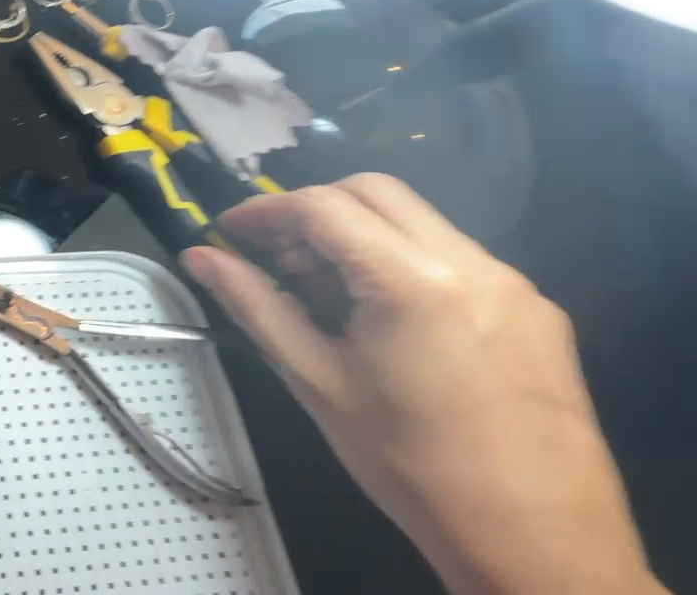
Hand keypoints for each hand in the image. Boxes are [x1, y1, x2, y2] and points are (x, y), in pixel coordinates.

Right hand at [183, 174, 663, 594]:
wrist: (540, 547)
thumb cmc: (408, 462)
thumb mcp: (313, 377)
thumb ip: (252, 303)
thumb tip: (197, 256)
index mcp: (414, 282)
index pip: (322, 206)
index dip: (263, 210)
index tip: (227, 232)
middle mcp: (474, 266)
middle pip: (372, 191)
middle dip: (310, 210)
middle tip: (272, 254)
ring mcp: (514, 286)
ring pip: (414, 219)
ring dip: (354, 232)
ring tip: (320, 288)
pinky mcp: (536, 312)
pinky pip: (450, 255)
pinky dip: (397, 258)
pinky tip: (376, 314)